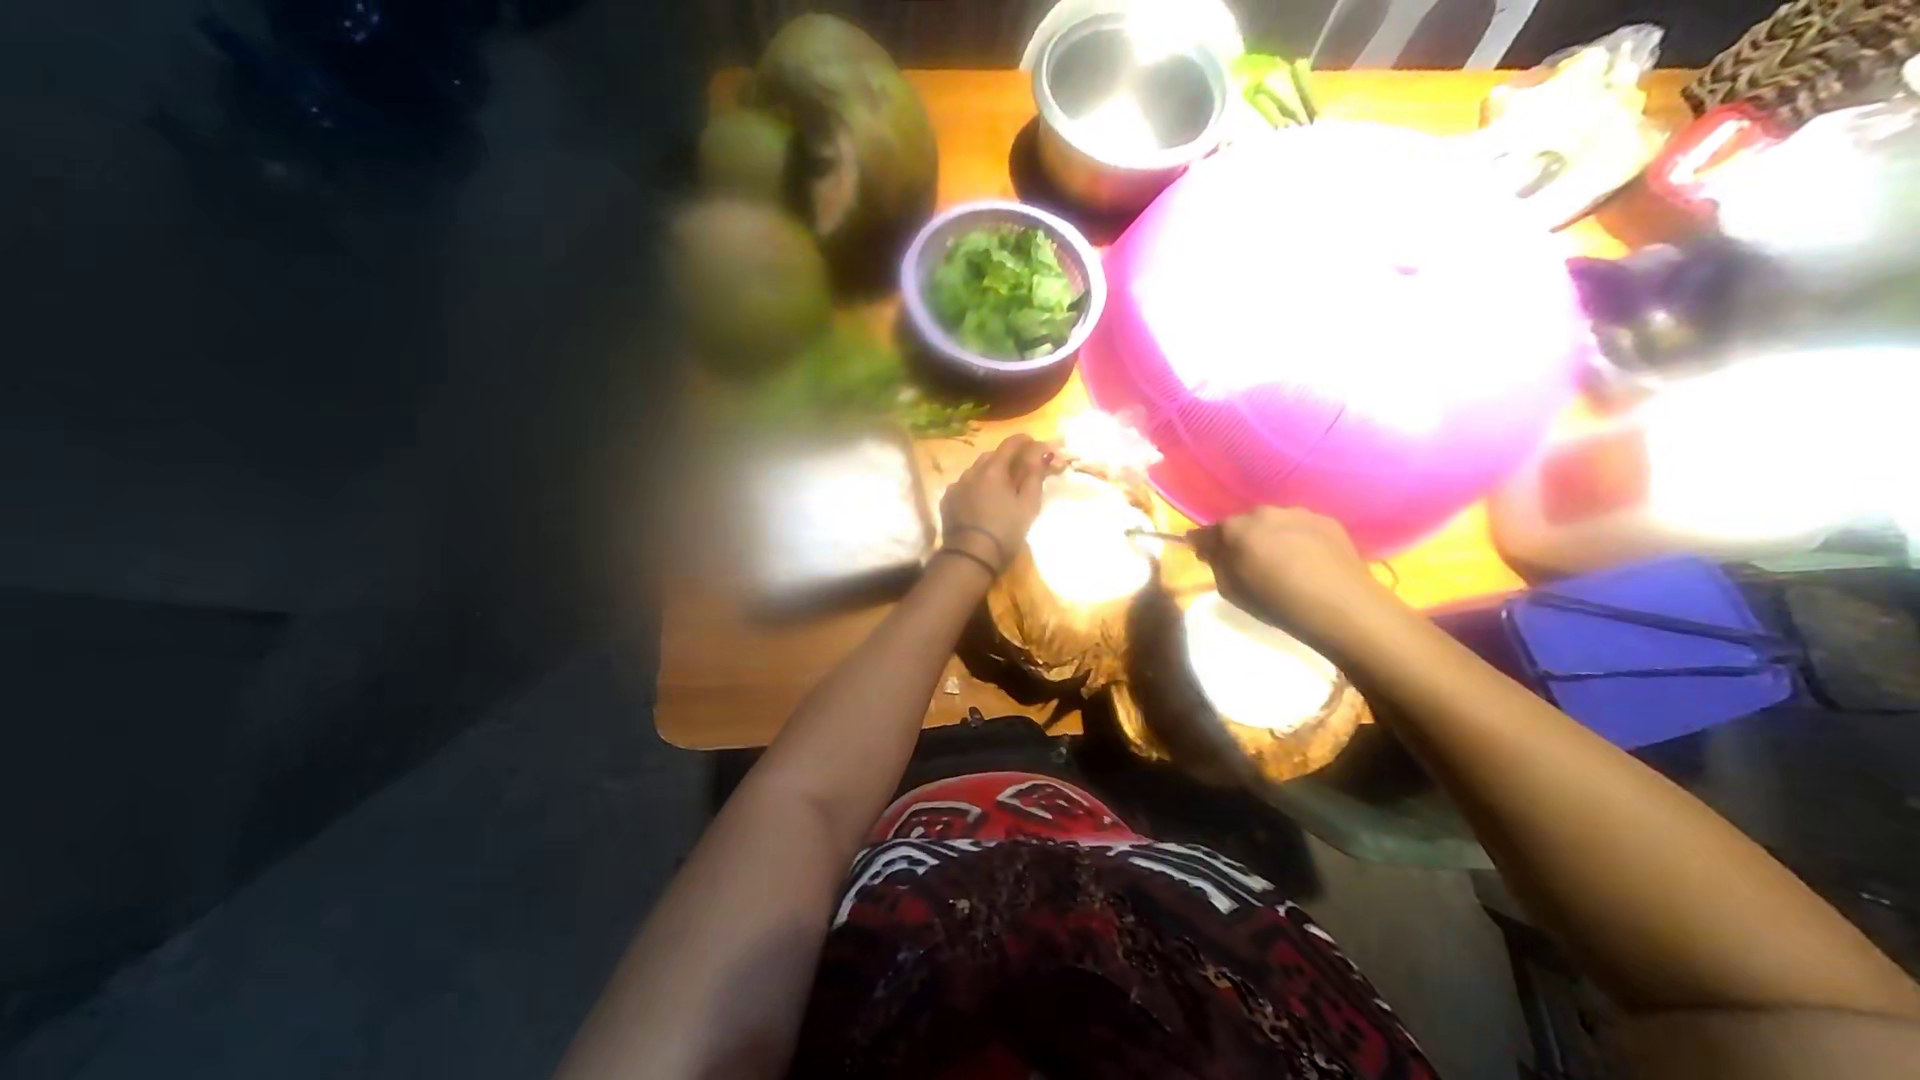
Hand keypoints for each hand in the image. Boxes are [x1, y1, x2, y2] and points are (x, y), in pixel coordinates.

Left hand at [939, 435, 1059, 574]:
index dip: (1025, 440)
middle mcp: (972, 472)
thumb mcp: (1028, 505)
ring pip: (976, 470)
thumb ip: (1034, 475)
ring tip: (1000, 486)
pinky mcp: (947, 500)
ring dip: (989, 472)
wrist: (970, 557)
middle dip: (1007, 457)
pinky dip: (975, 486)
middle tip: (1020, 468)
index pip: (1010, 443)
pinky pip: (963, 485)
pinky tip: (981, 499)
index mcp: (994, 470)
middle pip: (992, 455)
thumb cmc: (1005, 532)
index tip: (1034, 443)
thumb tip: (1040, 452)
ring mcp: (956, 486)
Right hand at [1190, 507, 1392, 644]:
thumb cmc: (1276, 603)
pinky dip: (1299, 539)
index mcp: (1234, 529)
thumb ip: (1217, 565)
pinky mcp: (1327, 520)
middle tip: (1249, 563)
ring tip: (1284, 562)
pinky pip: (1302, 528)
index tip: (1205, 556)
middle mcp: (1263, 512)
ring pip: (1274, 523)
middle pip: (1243, 524)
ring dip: (1272, 537)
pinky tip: (1309, 561)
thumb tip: (1214, 551)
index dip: (1204, 545)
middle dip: (1242, 539)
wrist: (1340, 605)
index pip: (1208, 532)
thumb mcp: (1231, 591)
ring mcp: (1298, 513)